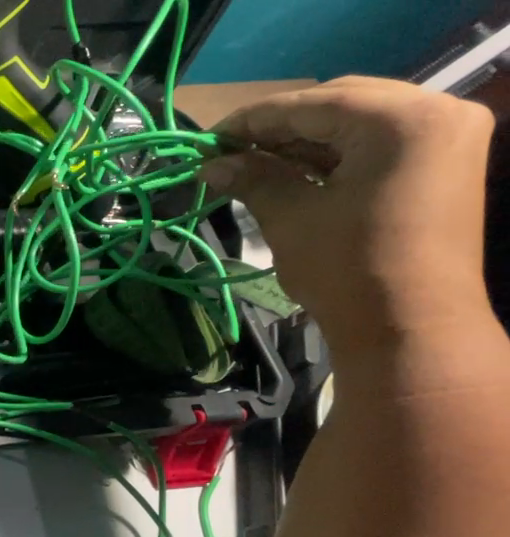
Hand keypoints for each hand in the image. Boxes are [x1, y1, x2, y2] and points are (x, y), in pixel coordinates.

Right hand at [201, 77, 496, 359]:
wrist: (408, 319)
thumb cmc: (347, 266)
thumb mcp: (292, 218)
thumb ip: (255, 180)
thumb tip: (211, 164)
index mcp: (402, 120)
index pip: (316, 103)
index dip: (254, 119)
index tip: (207, 139)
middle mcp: (434, 112)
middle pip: (343, 103)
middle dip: (280, 125)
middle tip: (226, 149)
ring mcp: (444, 136)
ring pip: (359, 121)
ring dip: (303, 139)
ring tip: (250, 160)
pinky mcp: (440, 161)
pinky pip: (377, 142)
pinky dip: (331, 152)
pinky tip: (289, 169)